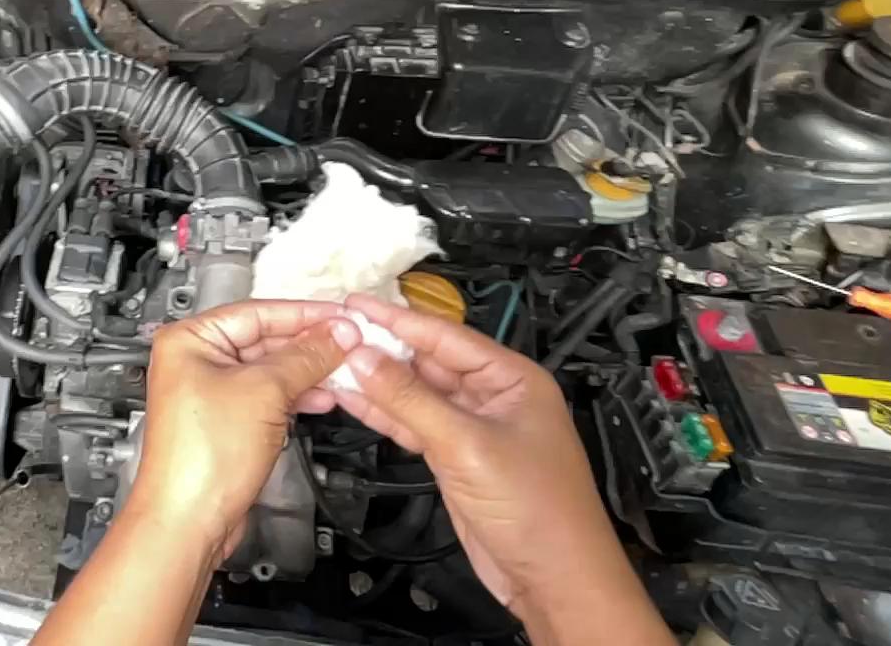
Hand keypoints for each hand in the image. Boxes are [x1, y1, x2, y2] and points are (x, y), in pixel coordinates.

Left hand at [129, 300, 359, 560]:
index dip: (304, 315)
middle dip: (308, 343)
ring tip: (342, 369)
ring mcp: (209, 390)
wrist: (189, 521)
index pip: (257, 311)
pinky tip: (320, 398)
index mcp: (189, 338)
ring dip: (306, 370)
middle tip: (349, 342)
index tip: (340, 316)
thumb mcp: (264, 392)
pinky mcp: (224, 420)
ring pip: (268, 368)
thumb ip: (304, 357)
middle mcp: (194, 359)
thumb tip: (335, 334)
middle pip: (263, 338)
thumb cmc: (201, 458)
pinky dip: (294, 395)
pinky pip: (266, 395)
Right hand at [333, 295, 631, 613]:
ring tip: (334, 361)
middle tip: (339, 333)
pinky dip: (382, 411)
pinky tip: (351, 397)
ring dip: (376, 380)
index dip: (397, 319)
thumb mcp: (467, 444)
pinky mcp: (454, 453)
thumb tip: (365, 359)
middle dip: (382, 348)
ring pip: (414, 391)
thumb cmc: (541, 514)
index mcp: (512, 378)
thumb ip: (409, 399)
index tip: (357, 305)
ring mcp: (471, 425)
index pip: (444, 335)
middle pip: (426, 360)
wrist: (556, 585)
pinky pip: (411, 421)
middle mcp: (492, 395)